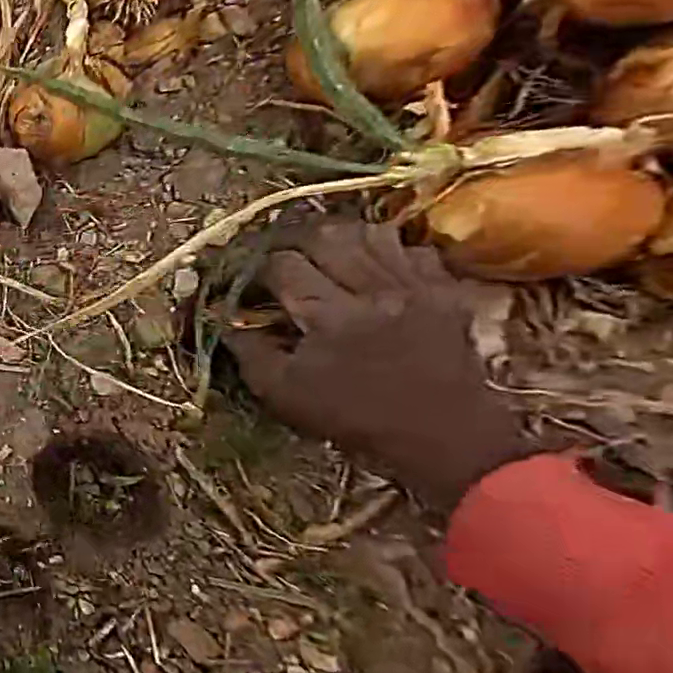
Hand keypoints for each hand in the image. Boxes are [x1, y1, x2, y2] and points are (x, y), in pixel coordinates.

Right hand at [223, 220, 536, 507]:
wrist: (445, 440)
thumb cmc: (353, 416)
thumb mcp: (281, 391)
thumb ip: (247, 348)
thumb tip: (225, 318)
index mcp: (333, 315)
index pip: (280, 265)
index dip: (254, 270)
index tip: (244, 287)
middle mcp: (376, 290)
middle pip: (323, 236)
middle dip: (288, 243)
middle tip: (273, 260)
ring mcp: (417, 287)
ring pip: (368, 232)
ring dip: (335, 239)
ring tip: (316, 255)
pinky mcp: (447, 291)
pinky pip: (411, 248)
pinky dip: (383, 250)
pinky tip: (366, 267)